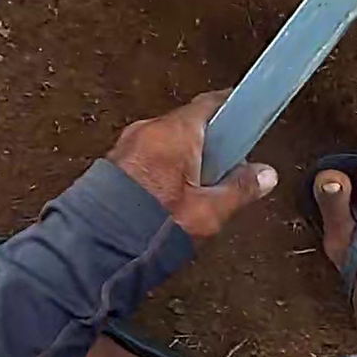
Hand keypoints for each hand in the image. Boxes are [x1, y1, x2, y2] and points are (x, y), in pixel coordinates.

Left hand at [107, 90, 277, 239]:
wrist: (91, 252)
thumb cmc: (147, 228)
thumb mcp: (208, 212)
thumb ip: (241, 189)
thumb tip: (265, 175)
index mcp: (175, 133)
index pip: (212, 103)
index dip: (233, 108)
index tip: (247, 114)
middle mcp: (148, 131)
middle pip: (190, 125)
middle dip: (210, 143)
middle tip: (227, 168)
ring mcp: (126, 146)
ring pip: (167, 142)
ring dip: (184, 158)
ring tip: (197, 191)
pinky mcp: (112, 165)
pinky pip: (147, 157)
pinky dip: (162, 169)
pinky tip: (169, 198)